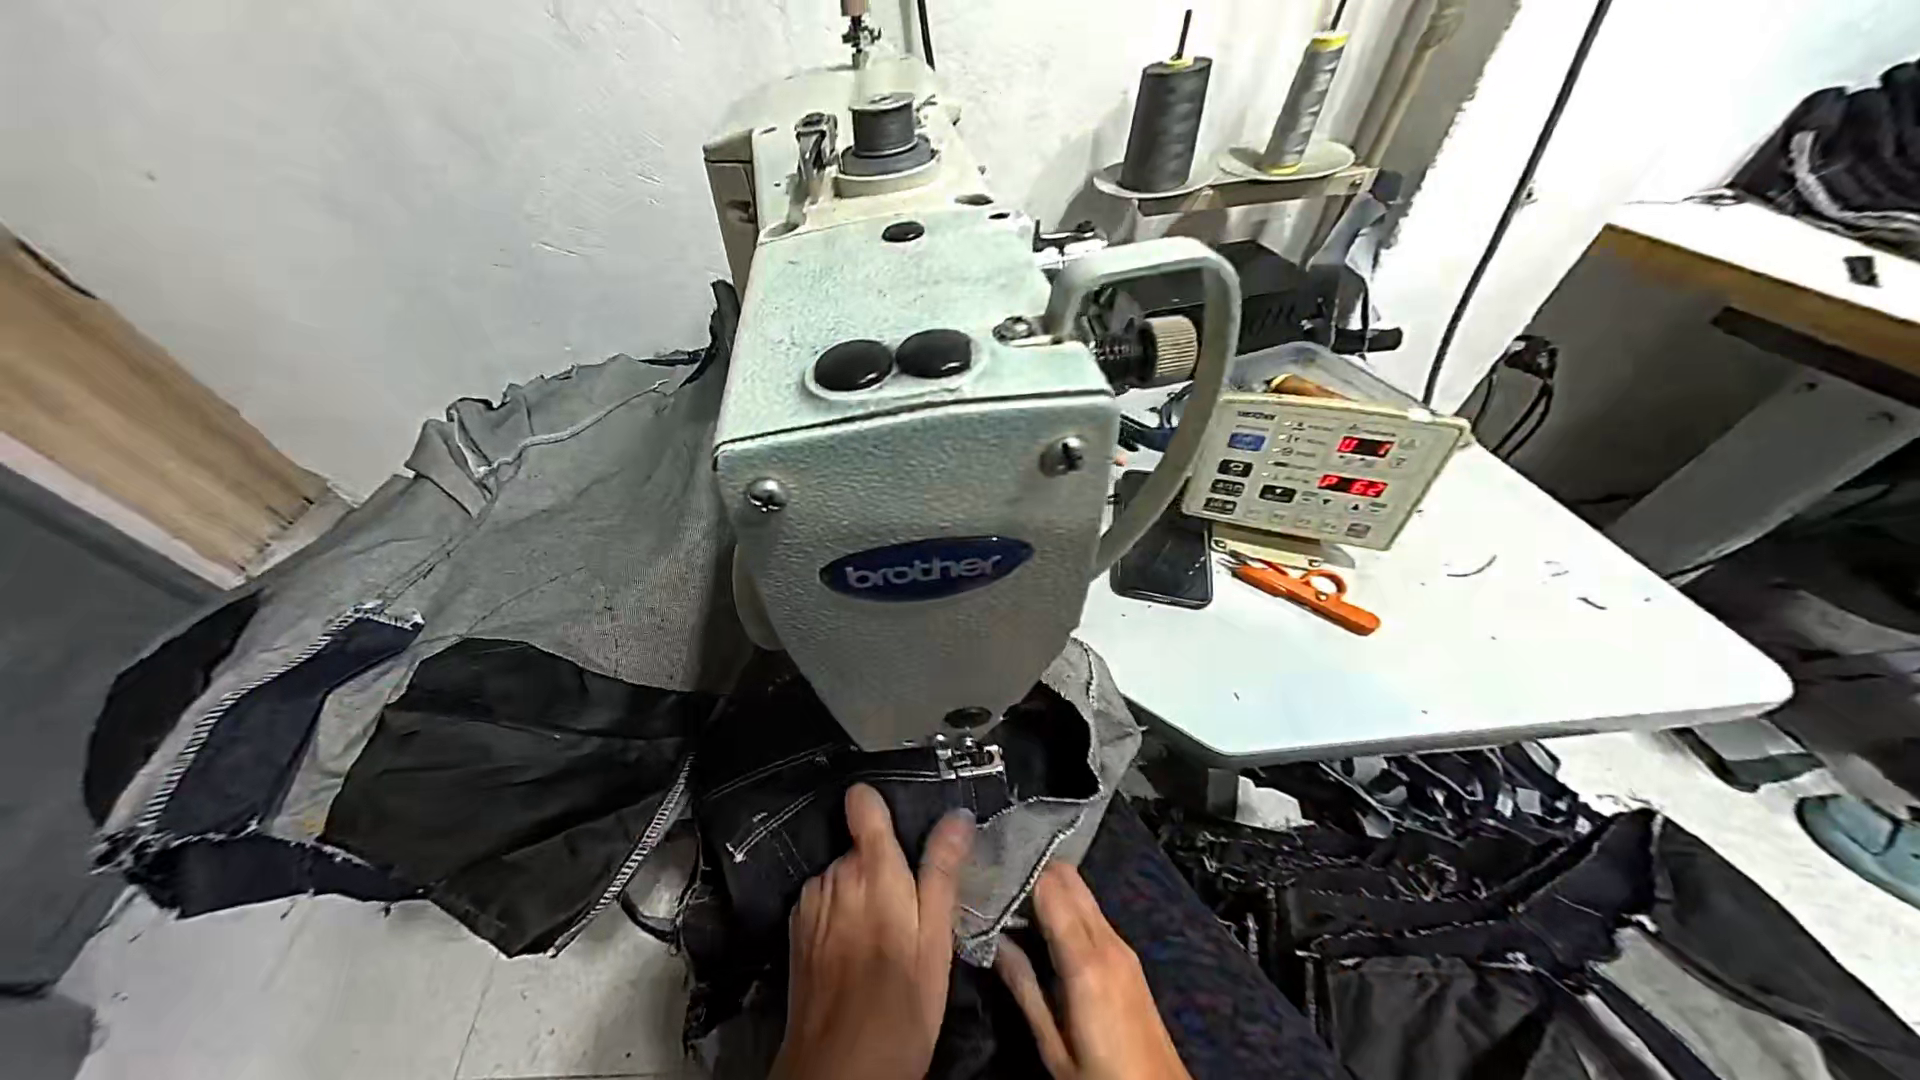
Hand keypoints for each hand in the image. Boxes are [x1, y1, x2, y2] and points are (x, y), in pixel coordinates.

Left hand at [771, 784, 975, 1079]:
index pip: (863, 803)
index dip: (879, 806)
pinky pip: (826, 898)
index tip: (900, 826)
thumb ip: (942, 871)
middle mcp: (835, 874)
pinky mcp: (795, 926)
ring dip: (862, 891)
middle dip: (884, 867)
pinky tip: (855, 953)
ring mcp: (811, 900)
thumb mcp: (936, 942)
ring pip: (844, 873)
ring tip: (884, 938)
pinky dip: (841, 912)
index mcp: (872, 870)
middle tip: (909, 911)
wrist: (836, 1073)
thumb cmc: (900, 1007)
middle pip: (862, 845)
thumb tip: (958, 817)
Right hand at [994, 862, 1192, 1079]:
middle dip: (1035, 871)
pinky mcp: (1128, 954)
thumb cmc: (1102, 1079)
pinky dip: (1067, 903)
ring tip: (1016, 899)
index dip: (1022, 875)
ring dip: (1051, 885)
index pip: (1051, 889)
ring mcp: (1122, 945)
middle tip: (1000, 883)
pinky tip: (1046, 921)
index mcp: (1086, 962)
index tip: (992, 874)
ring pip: (1082, 890)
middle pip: (1069, 878)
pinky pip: (1092, 911)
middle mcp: (1107, 941)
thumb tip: (995, 939)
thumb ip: (1024, 988)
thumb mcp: (1053, 1047)